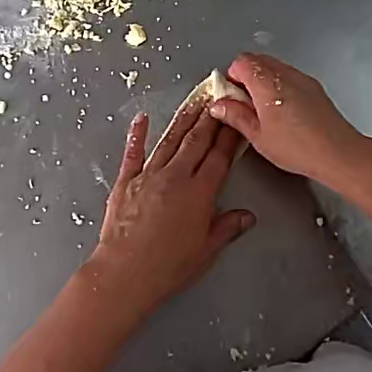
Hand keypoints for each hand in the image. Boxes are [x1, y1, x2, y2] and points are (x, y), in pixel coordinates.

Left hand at [84, 105, 253, 318]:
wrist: (124, 273)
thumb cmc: (168, 267)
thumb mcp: (205, 251)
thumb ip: (226, 228)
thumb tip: (247, 216)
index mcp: (198, 193)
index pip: (219, 157)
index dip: (229, 137)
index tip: (236, 119)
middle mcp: (175, 177)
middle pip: (196, 141)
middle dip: (209, 119)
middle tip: (217, 98)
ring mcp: (148, 175)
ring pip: (169, 140)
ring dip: (183, 120)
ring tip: (194, 102)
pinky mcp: (126, 180)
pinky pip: (133, 152)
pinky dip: (137, 134)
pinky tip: (142, 119)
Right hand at [213, 53, 371, 183]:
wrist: (338, 153)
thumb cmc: (299, 146)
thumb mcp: (257, 135)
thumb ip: (235, 115)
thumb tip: (220, 106)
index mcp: (266, 82)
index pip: (240, 62)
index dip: (231, 77)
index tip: (229, 96)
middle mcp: (284, 73)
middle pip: (257, 60)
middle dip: (245, 76)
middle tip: (242, 102)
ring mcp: (301, 78)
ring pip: (274, 66)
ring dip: (263, 80)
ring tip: (263, 109)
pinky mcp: (314, 87)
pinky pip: (289, 76)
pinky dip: (280, 85)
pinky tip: (282, 111)